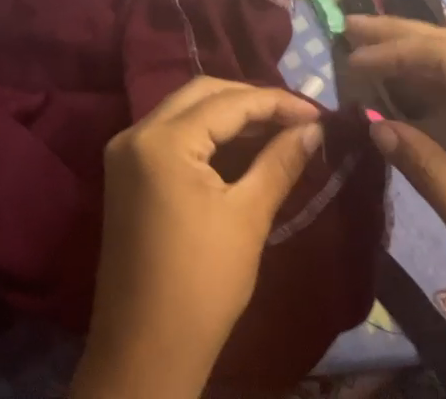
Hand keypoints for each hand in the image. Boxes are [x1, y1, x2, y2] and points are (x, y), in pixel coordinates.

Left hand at [71, 78, 322, 398]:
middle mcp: (136, 133)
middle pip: (201, 94)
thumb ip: (280, 161)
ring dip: (230, 115)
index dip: (277, 102)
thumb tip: (315, 127)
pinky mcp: (126, 174)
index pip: (227, 102)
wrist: (145, 351)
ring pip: (185, 111)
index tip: (320, 114)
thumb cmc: (202, 284)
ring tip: (279, 129)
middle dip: (252, 100)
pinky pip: (171, 135)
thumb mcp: (248, 217)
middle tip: (298, 118)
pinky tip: (242, 147)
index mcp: (162, 140)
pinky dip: (207, 134)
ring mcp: (126, 153)